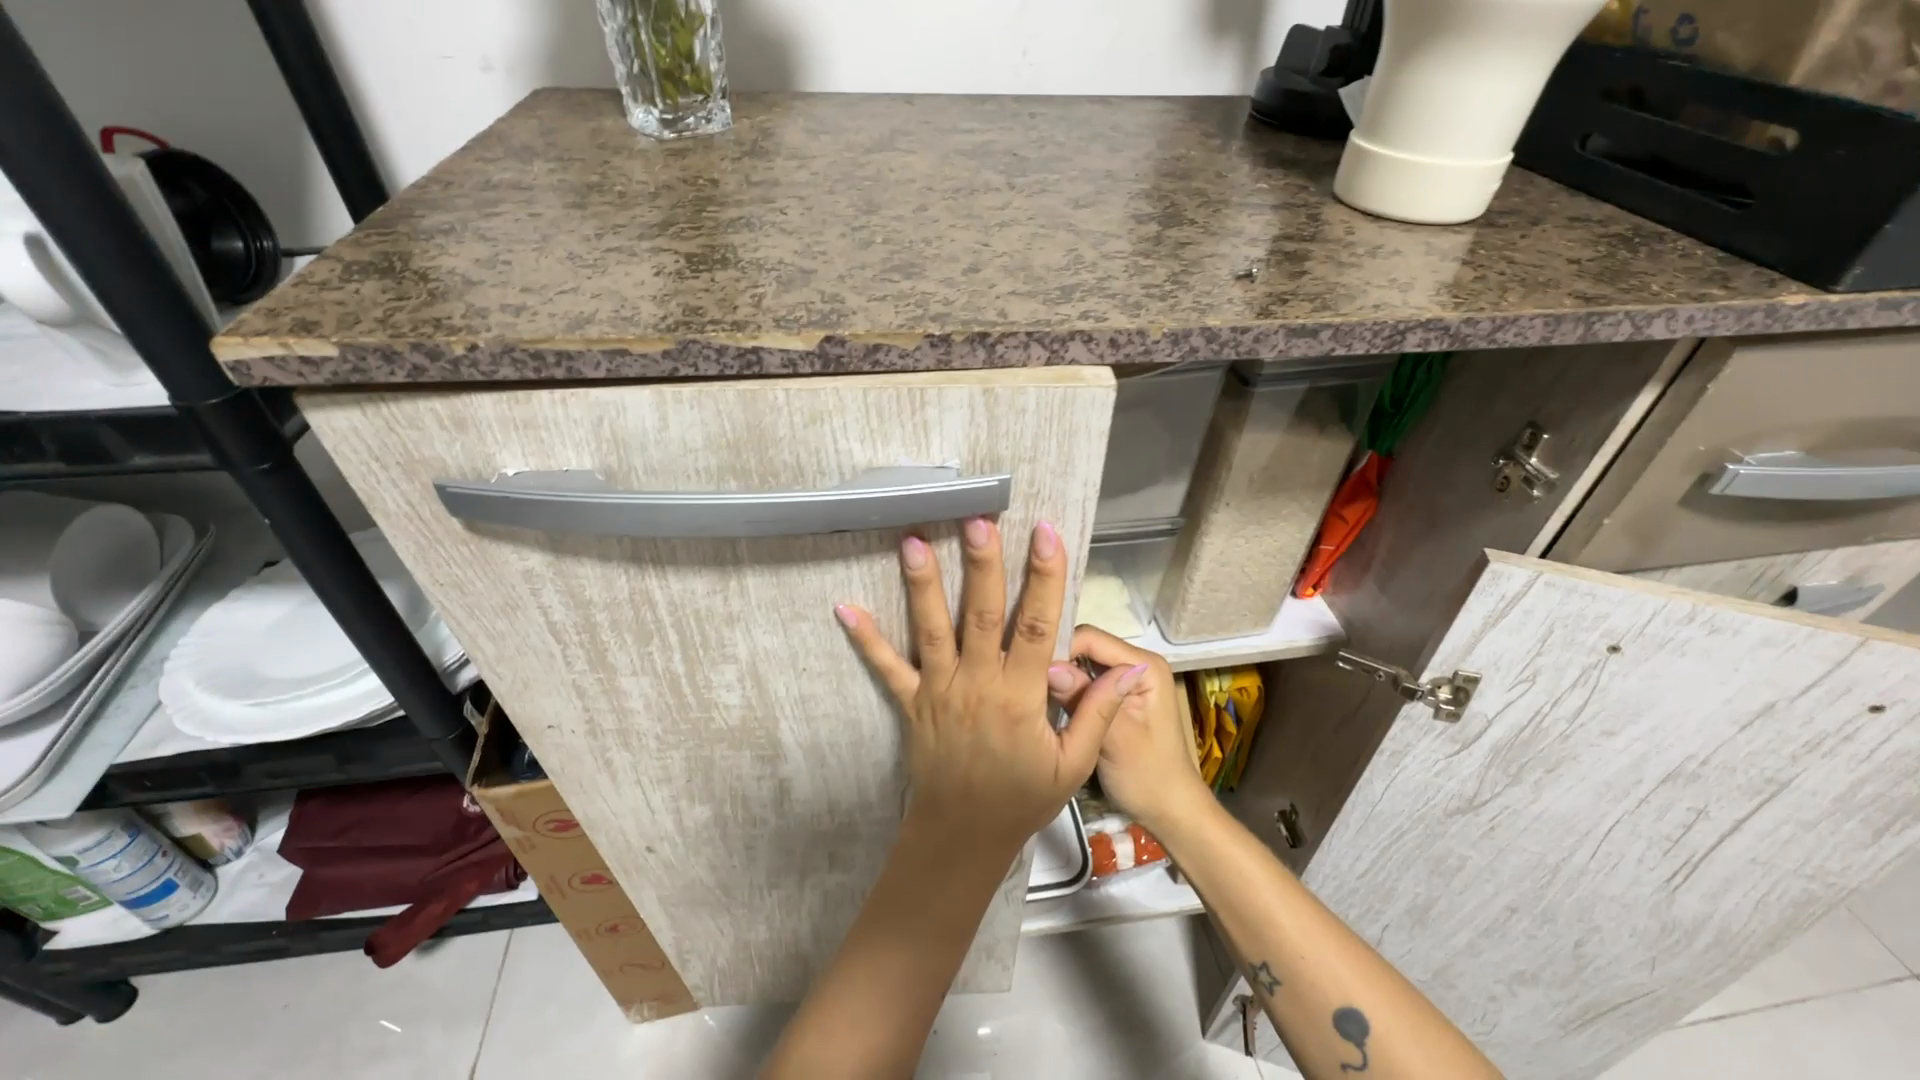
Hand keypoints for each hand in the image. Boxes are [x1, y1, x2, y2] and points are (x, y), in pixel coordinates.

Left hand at [835, 518, 1142, 854]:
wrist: (964, 834)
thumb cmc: (1022, 798)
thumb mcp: (1073, 765)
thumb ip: (1098, 713)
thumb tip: (1129, 669)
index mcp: (1021, 696)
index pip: (1037, 626)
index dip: (1044, 577)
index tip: (1046, 534)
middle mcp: (978, 684)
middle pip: (982, 615)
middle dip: (982, 566)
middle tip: (976, 520)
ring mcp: (940, 692)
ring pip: (932, 630)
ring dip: (923, 585)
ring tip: (912, 542)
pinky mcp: (912, 705)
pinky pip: (887, 668)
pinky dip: (867, 639)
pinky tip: (845, 608)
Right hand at [1044, 626, 1209, 834]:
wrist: (1168, 811)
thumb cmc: (1147, 776)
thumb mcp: (1116, 739)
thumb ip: (1086, 700)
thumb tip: (1047, 666)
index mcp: (1144, 666)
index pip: (1090, 639)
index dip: (1059, 651)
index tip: (1028, 675)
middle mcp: (1135, 665)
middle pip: (1083, 649)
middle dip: (1056, 664)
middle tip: (1024, 687)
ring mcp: (1124, 681)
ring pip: (1080, 666)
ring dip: (1058, 679)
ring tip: (1031, 696)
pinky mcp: (1114, 698)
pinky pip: (1083, 683)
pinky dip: (1065, 692)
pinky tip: (1046, 707)